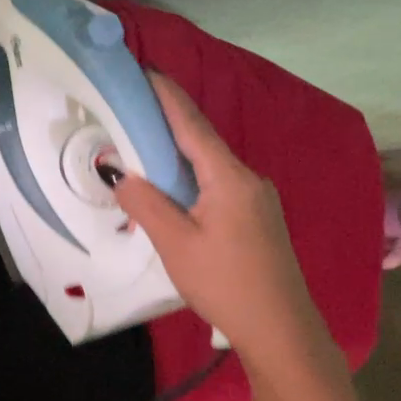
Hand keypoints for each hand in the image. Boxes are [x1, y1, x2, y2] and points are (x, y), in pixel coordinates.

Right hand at [112, 73, 326, 362]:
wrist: (281, 330)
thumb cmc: (226, 283)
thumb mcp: (175, 243)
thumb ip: (146, 204)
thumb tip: (119, 173)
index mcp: (230, 178)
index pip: (191, 124)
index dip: (166, 96)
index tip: (144, 69)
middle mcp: (247, 179)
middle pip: (199, 140)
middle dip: (164, 120)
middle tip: (128, 104)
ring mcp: (254, 199)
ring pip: (205, 164)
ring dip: (172, 151)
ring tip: (136, 141)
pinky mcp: (253, 218)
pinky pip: (212, 183)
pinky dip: (184, 175)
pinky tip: (164, 184)